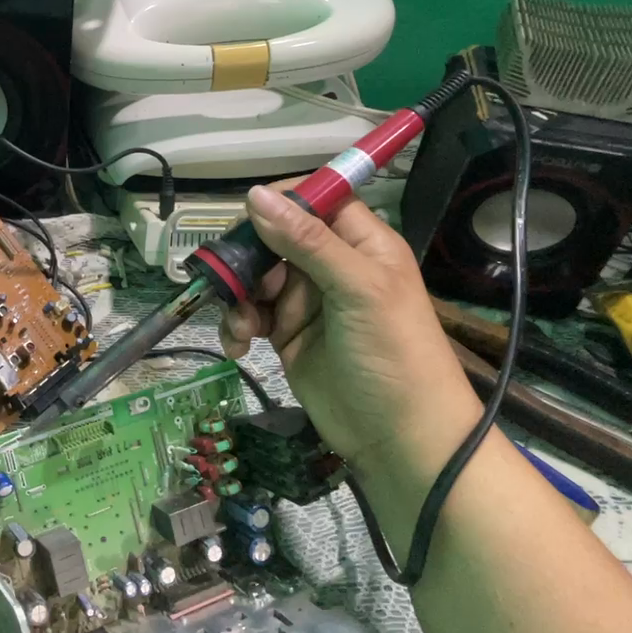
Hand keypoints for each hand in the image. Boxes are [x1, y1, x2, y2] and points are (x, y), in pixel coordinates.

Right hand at [217, 183, 482, 494]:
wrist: (400, 439)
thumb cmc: (393, 354)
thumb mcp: (357, 290)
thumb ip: (307, 242)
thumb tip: (254, 194)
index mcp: (359, 244)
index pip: (315, 200)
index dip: (281, 202)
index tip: (247, 218)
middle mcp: (330, 265)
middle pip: (272, 237)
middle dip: (246, 257)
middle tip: (231, 279)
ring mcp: (304, 299)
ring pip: (253, 276)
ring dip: (238, 296)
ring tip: (243, 325)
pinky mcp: (284, 332)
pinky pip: (248, 312)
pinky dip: (236, 324)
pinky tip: (239, 344)